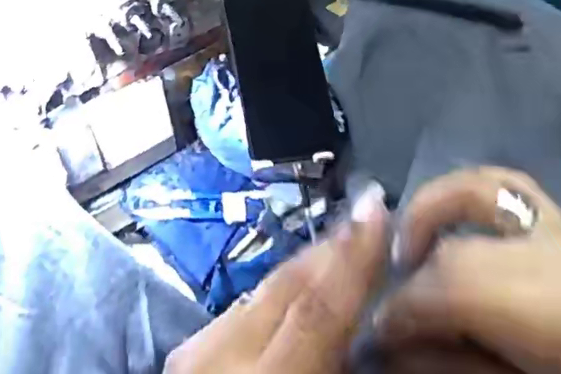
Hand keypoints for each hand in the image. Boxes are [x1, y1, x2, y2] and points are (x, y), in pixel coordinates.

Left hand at [167, 183, 389, 373]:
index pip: (316, 306)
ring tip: (340, 242)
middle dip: (332, 246)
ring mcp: (193, 352)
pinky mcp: (183, 352)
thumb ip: (336, 355)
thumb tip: (369, 321)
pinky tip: (294, 286)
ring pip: (261, 289)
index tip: (377, 205)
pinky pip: (239, 310)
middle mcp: (220, 355)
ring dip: (305, 266)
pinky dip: (272, 294)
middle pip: (285, 285)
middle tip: (368, 211)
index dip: (353, 255)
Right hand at [373, 168, 560, 373]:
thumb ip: (475, 372)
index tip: (371, 342)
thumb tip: (398, 349)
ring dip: (435, 217)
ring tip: (405, 259)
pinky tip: (449, 236)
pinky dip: (470, 206)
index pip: (465, 281)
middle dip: (414, 277)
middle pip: (468, 243)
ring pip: (487, 192)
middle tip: (383, 317)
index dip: (409, 309)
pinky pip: (515, 198)